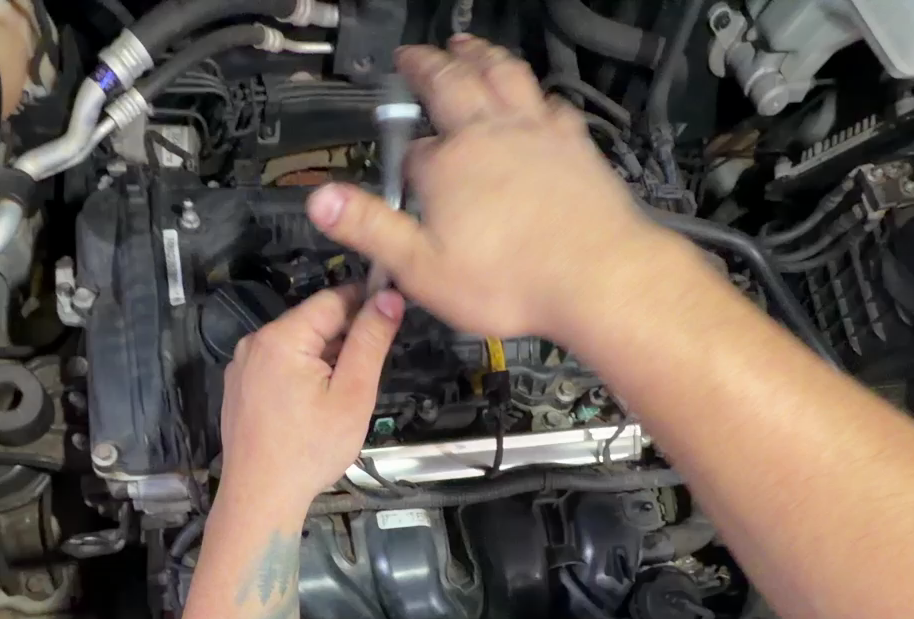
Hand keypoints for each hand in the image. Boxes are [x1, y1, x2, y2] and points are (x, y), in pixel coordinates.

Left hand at [219, 285, 405, 510]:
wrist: (261, 497)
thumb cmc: (309, 451)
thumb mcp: (352, 394)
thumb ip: (370, 341)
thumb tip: (389, 298)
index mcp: (282, 338)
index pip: (332, 299)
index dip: (366, 304)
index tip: (392, 316)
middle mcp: (255, 343)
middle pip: (312, 323)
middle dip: (344, 339)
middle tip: (368, 372)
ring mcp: (242, 367)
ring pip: (296, 347)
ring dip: (324, 360)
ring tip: (341, 396)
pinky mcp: (240, 389)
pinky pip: (278, 367)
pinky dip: (301, 376)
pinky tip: (313, 407)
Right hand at [305, 36, 701, 344]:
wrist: (595, 276)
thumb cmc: (506, 280)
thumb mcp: (422, 267)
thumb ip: (371, 229)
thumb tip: (318, 200)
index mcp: (448, 165)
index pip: (413, 151)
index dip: (404, 159)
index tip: (401, 169)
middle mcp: (490, 133)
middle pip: (454, 83)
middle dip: (430, 65)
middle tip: (416, 53)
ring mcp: (537, 133)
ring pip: (504, 75)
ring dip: (482, 55)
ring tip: (467, 44)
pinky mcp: (574, 145)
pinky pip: (551, 103)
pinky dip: (536, 93)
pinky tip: (536, 97)